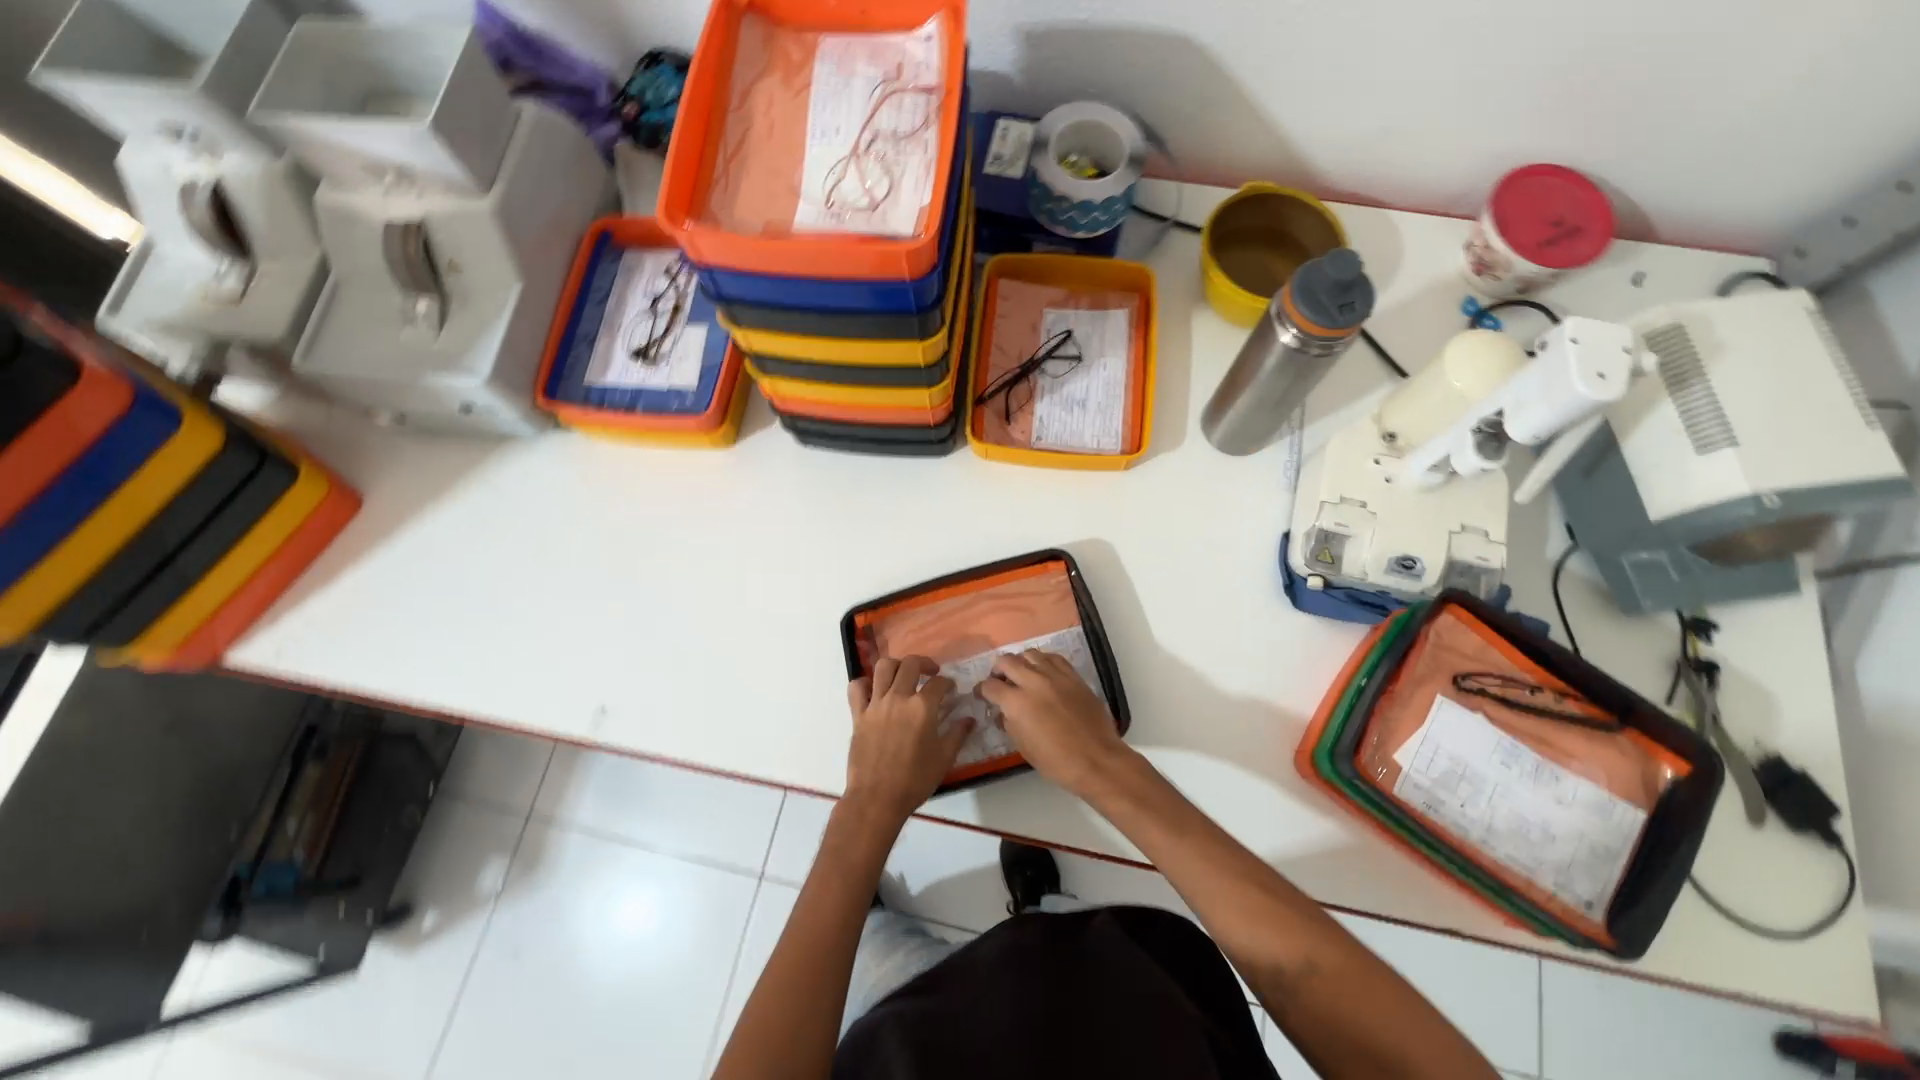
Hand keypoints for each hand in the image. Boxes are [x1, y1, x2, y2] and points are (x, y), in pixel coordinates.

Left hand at [843, 656, 972, 824]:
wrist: (877, 798)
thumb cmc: (915, 781)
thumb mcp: (944, 759)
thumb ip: (957, 734)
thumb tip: (969, 718)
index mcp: (923, 708)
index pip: (939, 683)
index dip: (948, 683)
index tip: (951, 689)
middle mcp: (899, 698)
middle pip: (911, 664)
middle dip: (925, 664)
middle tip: (931, 673)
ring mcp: (875, 704)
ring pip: (883, 667)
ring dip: (896, 666)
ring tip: (903, 675)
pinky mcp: (858, 714)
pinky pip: (857, 687)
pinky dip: (865, 683)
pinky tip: (874, 690)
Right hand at [979, 650, 1130, 795]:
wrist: (1097, 759)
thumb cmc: (1057, 761)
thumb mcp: (1023, 747)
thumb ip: (1009, 723)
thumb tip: (1003, 712)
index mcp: (1017, 703)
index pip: (990, 686)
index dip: (981, 690)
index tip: (982, 695)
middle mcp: (1033, 682)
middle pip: (1006, 661)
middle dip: (997, 671)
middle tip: (999, 682)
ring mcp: (1055, 676)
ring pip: (1030, 654)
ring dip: (1020, 662)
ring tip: (1022, 675)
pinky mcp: (1074, 676)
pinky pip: (1053, 658)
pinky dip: (1043, 661)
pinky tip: (1043, 672)